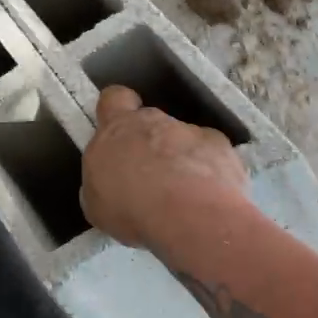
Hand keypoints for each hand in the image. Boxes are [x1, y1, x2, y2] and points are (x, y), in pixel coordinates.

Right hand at [80, 85, 248, 249]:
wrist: (190, 219)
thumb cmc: (132, 208)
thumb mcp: (96, 202)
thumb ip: (99, 181)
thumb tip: (107, 182)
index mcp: (115, 127)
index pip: (114, 98)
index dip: (119, 107)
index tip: (123, 126)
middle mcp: (150, 121)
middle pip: (151, 120)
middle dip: (153, 141)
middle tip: (155, 174)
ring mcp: (187, 132)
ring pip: (184, 138)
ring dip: (184, 158)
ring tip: (189, 194)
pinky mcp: (221, 148)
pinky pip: (216, 155)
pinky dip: (215, 170)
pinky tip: (214, 196)